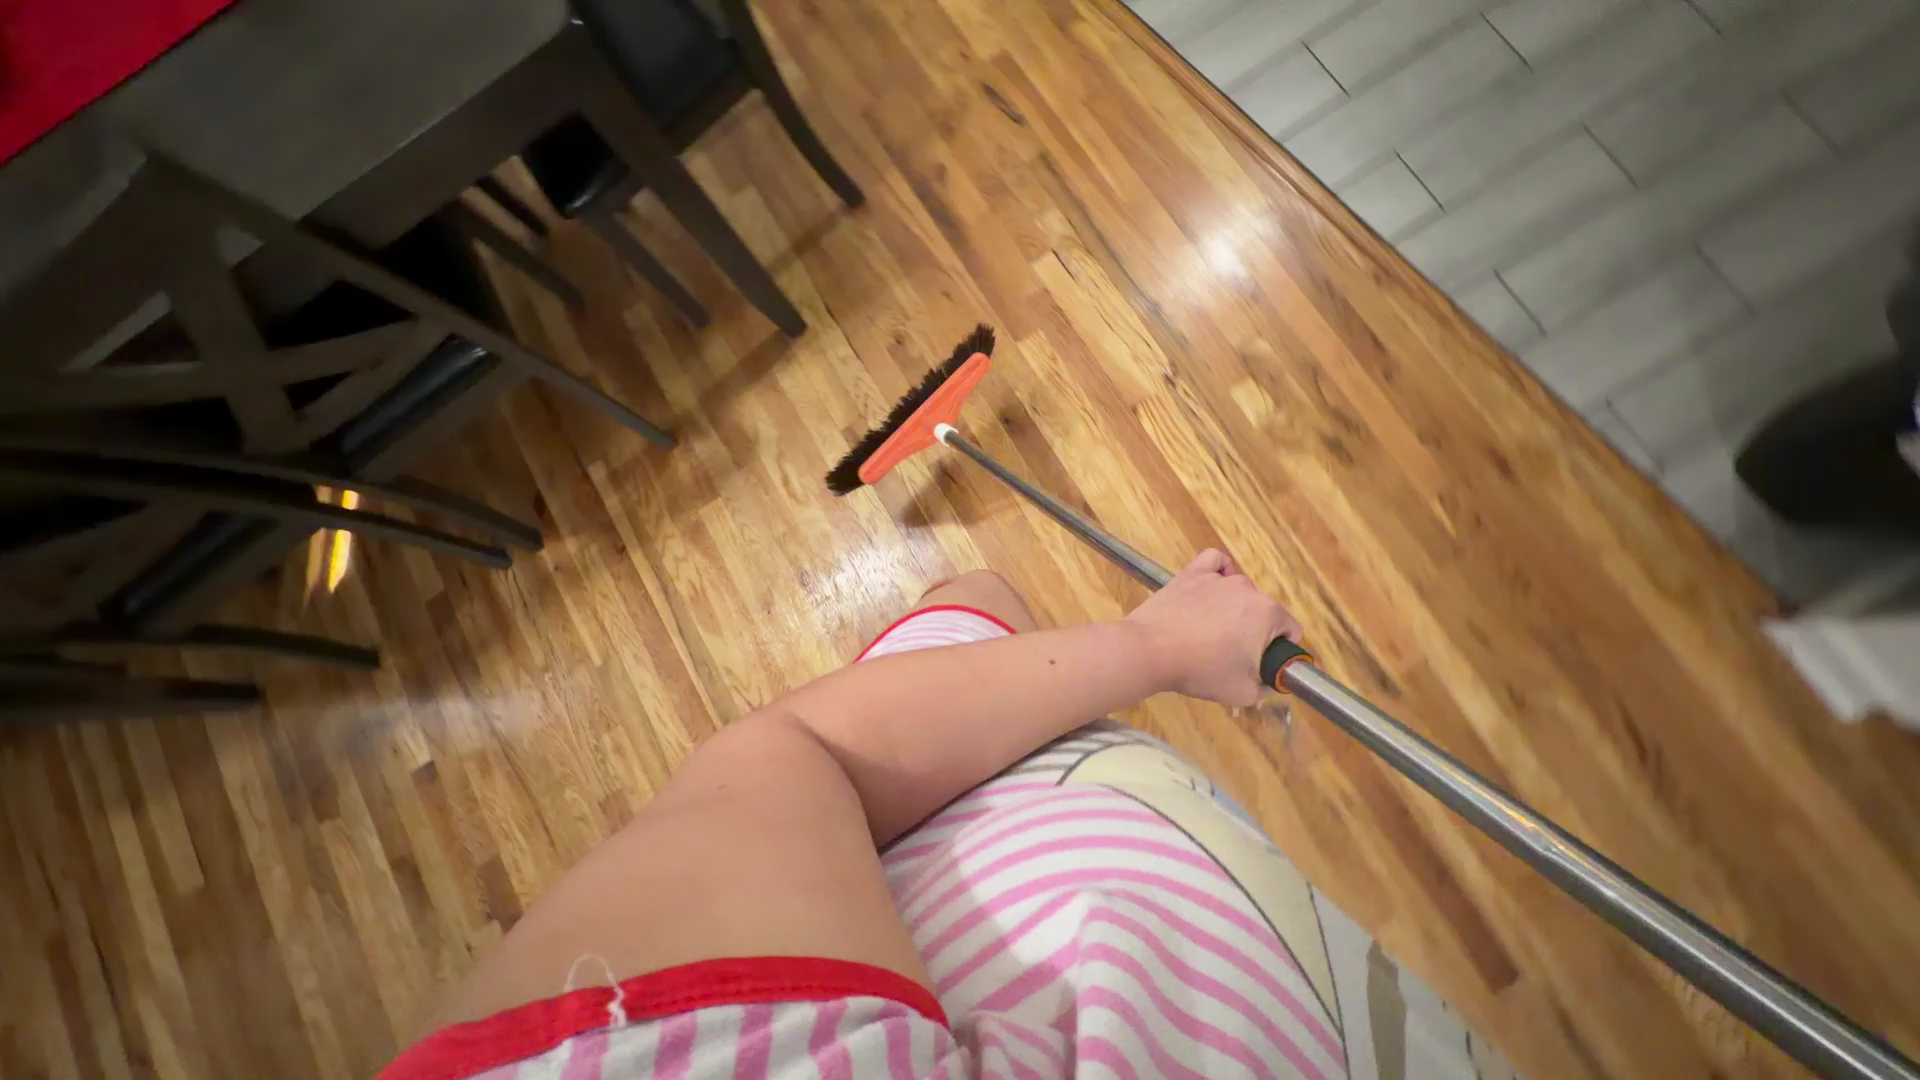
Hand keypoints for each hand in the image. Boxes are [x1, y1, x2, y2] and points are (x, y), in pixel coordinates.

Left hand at [1122, 549, 1303, 706]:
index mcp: (1268, 613)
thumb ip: (1267, 686)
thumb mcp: (1244, 692)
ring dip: (1234, 609)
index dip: (1278, 652)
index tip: (1258, 665)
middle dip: (1253, 633)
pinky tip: (1214, 587)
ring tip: (1210, 631)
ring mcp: (1217, 577)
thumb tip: (1268, 680)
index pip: (1290, 631)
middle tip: (1228, 656)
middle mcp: (1247, 588)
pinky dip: (1219, 572)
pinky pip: (1215, 562)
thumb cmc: (1199, 670)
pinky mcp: (1191, 573)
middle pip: (1263, 612)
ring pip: (1240, 592)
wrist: (1149, 651)